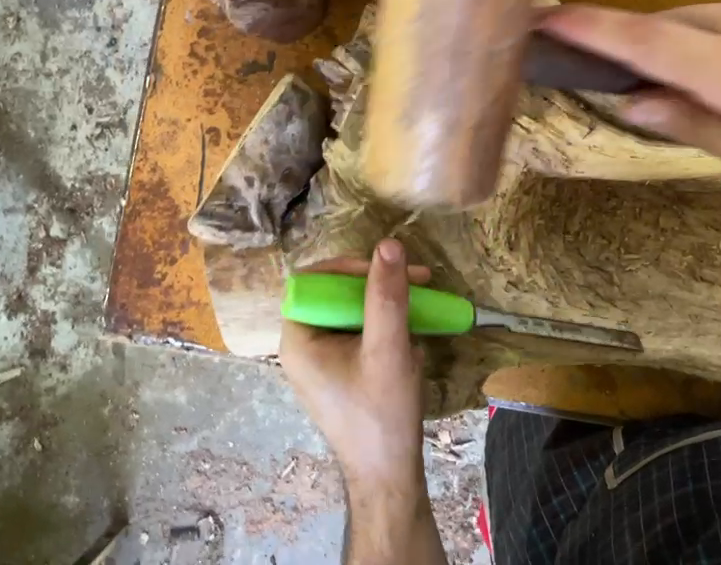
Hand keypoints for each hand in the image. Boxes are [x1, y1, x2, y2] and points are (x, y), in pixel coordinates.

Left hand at [280, 240, 431, 492]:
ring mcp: (321, 359)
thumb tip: (389, 243)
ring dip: (387, 303)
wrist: (389, 476)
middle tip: (419, 280)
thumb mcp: (387, 349)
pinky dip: (386, 325)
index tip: (385, 270)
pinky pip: (360, 330)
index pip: (313, 279)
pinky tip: (413, 336)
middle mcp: (302, 345)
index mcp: (298, 339)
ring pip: (352, 309)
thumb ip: (387, 296)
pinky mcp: (340, 370)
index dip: (349, 267)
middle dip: (377, 284)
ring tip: (423, 307)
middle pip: (335, 290)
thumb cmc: (381, 415)